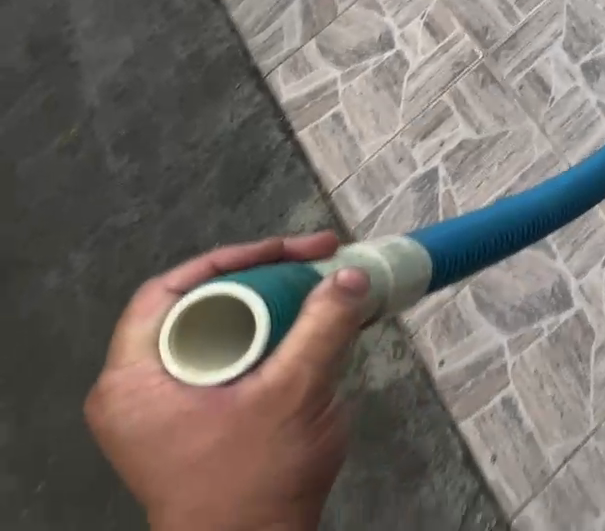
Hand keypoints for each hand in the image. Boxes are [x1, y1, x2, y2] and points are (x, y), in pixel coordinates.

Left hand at [84, 233, 369, 530]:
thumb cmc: (255, 472)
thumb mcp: (294, 393)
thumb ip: (323, 329)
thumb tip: (350, 273)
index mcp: (136, 382)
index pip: (164, 295)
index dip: (227, 260)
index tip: (291, 250)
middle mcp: (147, 386)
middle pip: (201, 304)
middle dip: (268, 272)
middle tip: (325, 257)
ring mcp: (180, 400)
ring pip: (229, 325)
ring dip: (284, 297)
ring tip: (334, 281)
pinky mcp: (214, 410)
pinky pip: (247, 349)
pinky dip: (287, 326)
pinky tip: (329, 318)